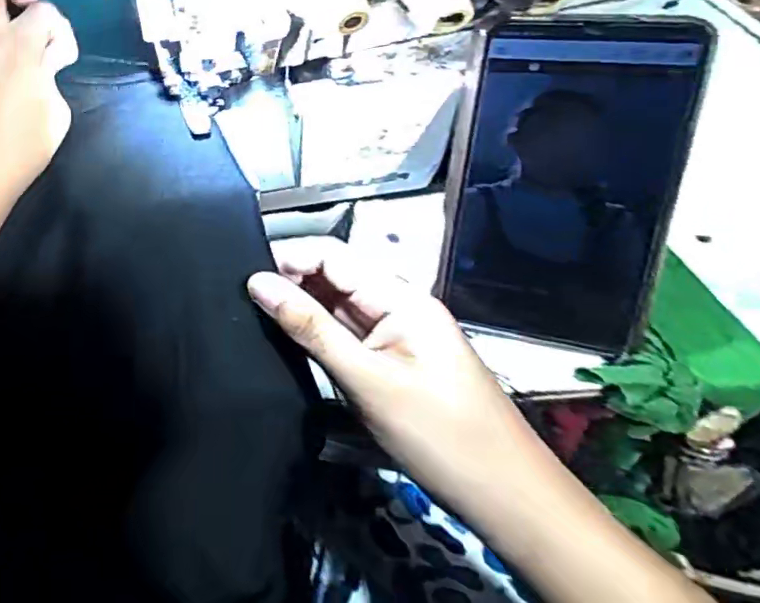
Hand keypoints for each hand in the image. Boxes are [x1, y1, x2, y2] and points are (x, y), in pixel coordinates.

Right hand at [247, 238, 555, 520]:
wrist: (515, 504)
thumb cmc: (446, 439)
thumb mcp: (368, 381)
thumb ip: (309, 328)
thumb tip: (257, 283)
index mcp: (400, 297)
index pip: (330, 254)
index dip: (285, 259)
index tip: (245, 281)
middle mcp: (397, 305)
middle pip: (330, 275)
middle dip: (288, 282)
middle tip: (245, 304)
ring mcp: (395, 333)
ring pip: (334, 304)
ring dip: (300, 309)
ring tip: (259, 321)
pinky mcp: (391, 359)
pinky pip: (344, 331)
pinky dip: (317, 333)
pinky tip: (292, 343)